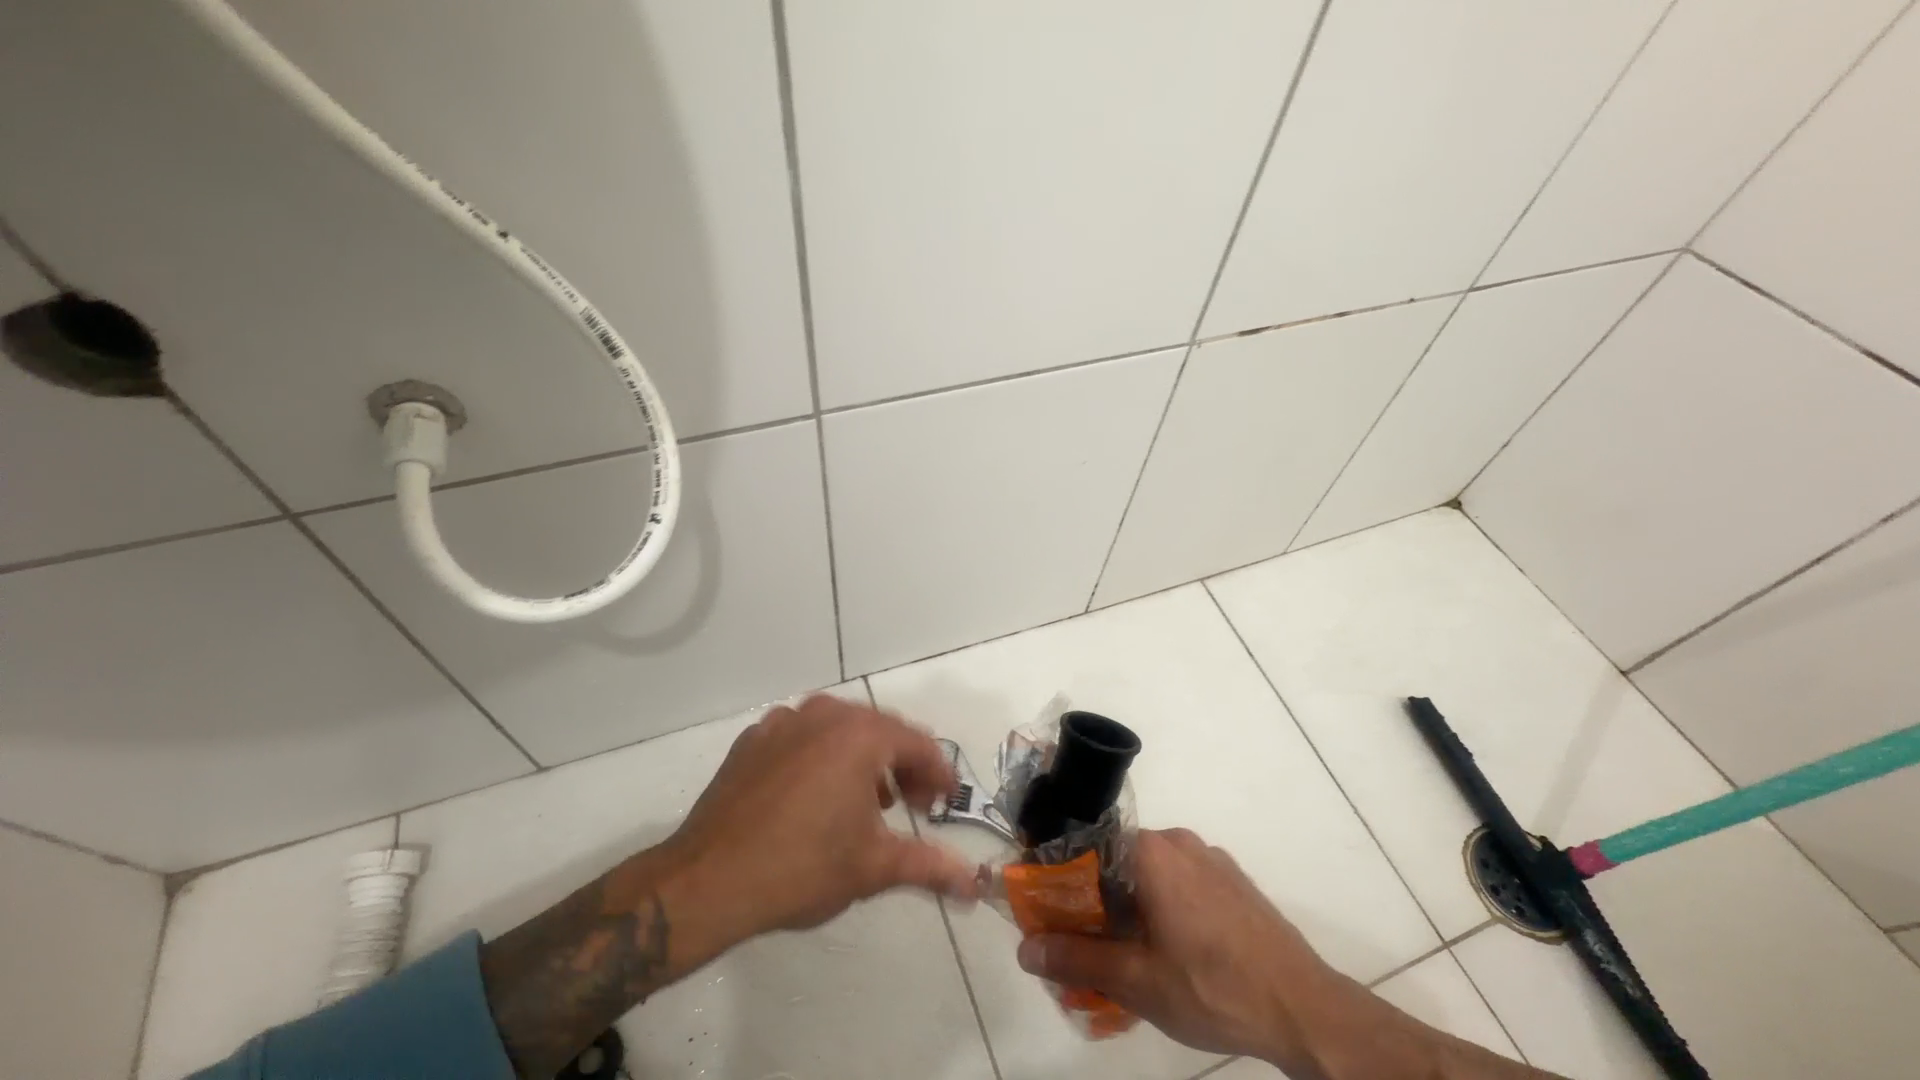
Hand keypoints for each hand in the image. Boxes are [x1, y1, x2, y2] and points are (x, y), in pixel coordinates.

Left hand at [667, 694, 981, 944]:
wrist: (708, 881)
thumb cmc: (802, 868)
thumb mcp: (874, 867)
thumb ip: (930, 866)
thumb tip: (974, 883)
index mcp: (859, 735)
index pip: (917, 743)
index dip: (938, 773)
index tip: (946, 802)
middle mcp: (823, 715)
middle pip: (879, 730)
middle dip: (903, 765)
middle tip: (913, 806)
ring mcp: (781, 724)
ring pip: (838, 729)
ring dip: (862, 759)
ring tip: (867, 803)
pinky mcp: (751, 741)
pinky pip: (801, 737)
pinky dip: (821, 757)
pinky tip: (816, 797)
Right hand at [1017, 828, 1340, 1066]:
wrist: (1305, 1009)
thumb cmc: (1213, 988)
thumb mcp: (1136, 981)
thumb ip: (1077, 958)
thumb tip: (1026, 948)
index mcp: (1151, 851)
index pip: (1084, 847)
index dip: (1059, 881)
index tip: (1048, 915)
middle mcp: (1180, 843)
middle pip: (1116, 862)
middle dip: (1093, 902)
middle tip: (1081, 947)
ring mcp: (1212, 861)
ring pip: (1150, 876)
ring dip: (1129, 909)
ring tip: (1123, 958)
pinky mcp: (1235, 884)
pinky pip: (1182, 886)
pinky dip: (1163, 911)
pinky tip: (1167, 955)